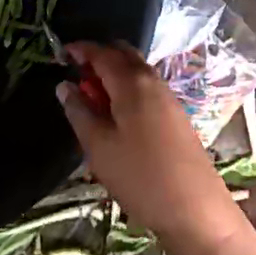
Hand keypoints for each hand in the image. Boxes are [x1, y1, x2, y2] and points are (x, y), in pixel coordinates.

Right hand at [56, 42, 242, 251]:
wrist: (194, 205)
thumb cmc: (140, 176)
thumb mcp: (99, 147)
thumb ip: (79, 112)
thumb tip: (64, 85)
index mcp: (132, 82)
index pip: (102, 52)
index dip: (81, 49)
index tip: (61, 53)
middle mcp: (152, 79)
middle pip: (123, 53)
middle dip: (99, 57)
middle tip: (77, 77)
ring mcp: (167, 94)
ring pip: (136, 69)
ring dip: (114, 73)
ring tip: (93, 98)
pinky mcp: (175, 111)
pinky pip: (146, 85)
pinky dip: (128, 86)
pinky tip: (117, 113)